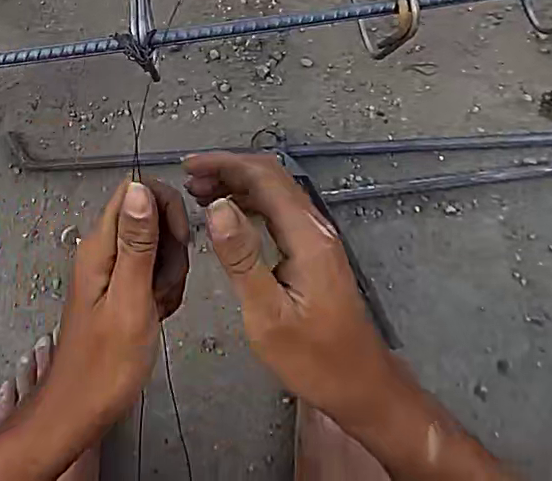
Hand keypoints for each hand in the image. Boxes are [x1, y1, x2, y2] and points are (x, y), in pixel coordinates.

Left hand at [45, 177, 190, 426]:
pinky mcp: (121, 283)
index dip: (165, 207)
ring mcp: (112, 266)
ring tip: (158, 306)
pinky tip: (157, 312)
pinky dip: (164, 287)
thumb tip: (139, 186)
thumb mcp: (130, 301)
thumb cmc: (104, 366)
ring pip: (158, 243)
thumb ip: (138, 243)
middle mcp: (103, 247)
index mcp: (100, 245)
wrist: (80, 412)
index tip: (179, 243)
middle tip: (163, 288)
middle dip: (172, 247)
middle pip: (151, 215)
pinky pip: (154, 267)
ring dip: (170, 272)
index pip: (136, 189)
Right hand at [183, 152, 399, 425]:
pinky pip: (277, 210)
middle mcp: (314, 226)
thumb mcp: (267, 315)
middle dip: (228, 169)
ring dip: (237, 183)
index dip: (224, 164)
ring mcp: (315, 236)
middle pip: (270, 176)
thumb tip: (217, 208)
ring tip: (201, 192)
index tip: (191, 165)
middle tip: (191, 177)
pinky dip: (248, 202)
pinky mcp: (312, 249)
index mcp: (306, 235)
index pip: (263, 177)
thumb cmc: (314, 359)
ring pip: (274, 191)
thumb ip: (241, 258)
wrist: (360, 386)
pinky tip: (228, 214)